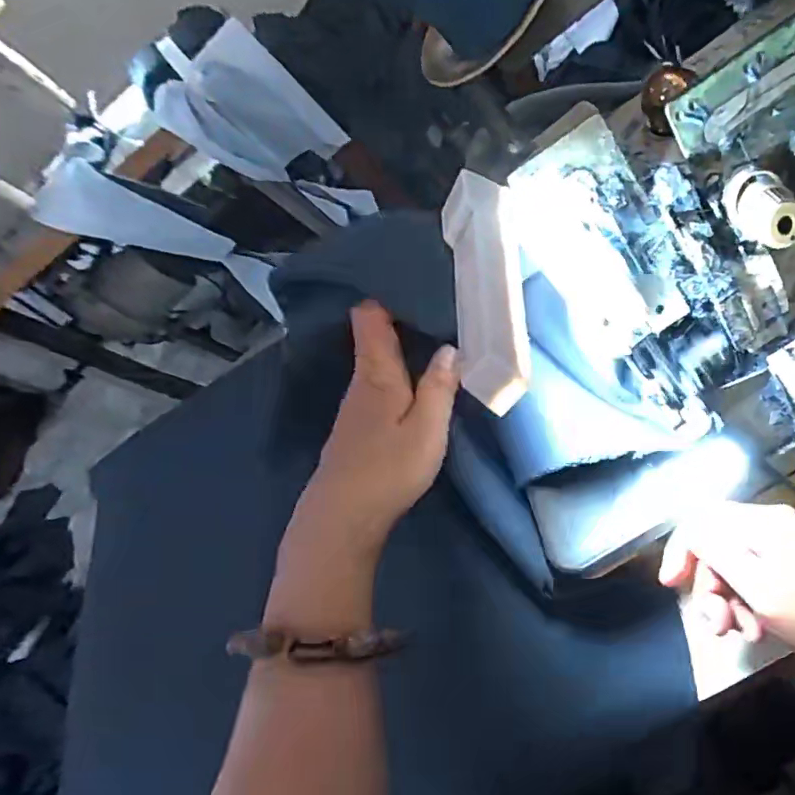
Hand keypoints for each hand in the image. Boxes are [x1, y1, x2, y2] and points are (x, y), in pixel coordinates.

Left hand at [292, 299, 458, 552]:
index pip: (370, 317)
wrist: (344, 514)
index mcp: (377, 374)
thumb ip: (439, 386)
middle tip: (437, 304)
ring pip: (378, 360)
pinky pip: (379, 382)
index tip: (414, 280)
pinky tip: (417, 378)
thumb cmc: (390, 468)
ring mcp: (357, 404)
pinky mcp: (359, 424)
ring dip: (402, 345)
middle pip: (374, 335)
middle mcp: (362, 381)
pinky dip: (398, 370)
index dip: (386, 294)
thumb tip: (449, 348)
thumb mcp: (428, 427)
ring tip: (435, 335)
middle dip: (401, 317)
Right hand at [658, 502, 794, 674]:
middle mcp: (769, 529)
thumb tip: (690, 528)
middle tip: (720, 625)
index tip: (672, 584)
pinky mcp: (782, 573)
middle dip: (711, 589)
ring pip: (727, 572)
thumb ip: (719, 552)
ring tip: (747, 633)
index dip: (682, 549)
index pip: (704, 518)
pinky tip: (758, 631)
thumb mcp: (759, 585)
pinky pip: (746, 585)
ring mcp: (777, 551)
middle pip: (714, 549)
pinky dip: (744, 609)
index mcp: (765, 522)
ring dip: (728, 605)